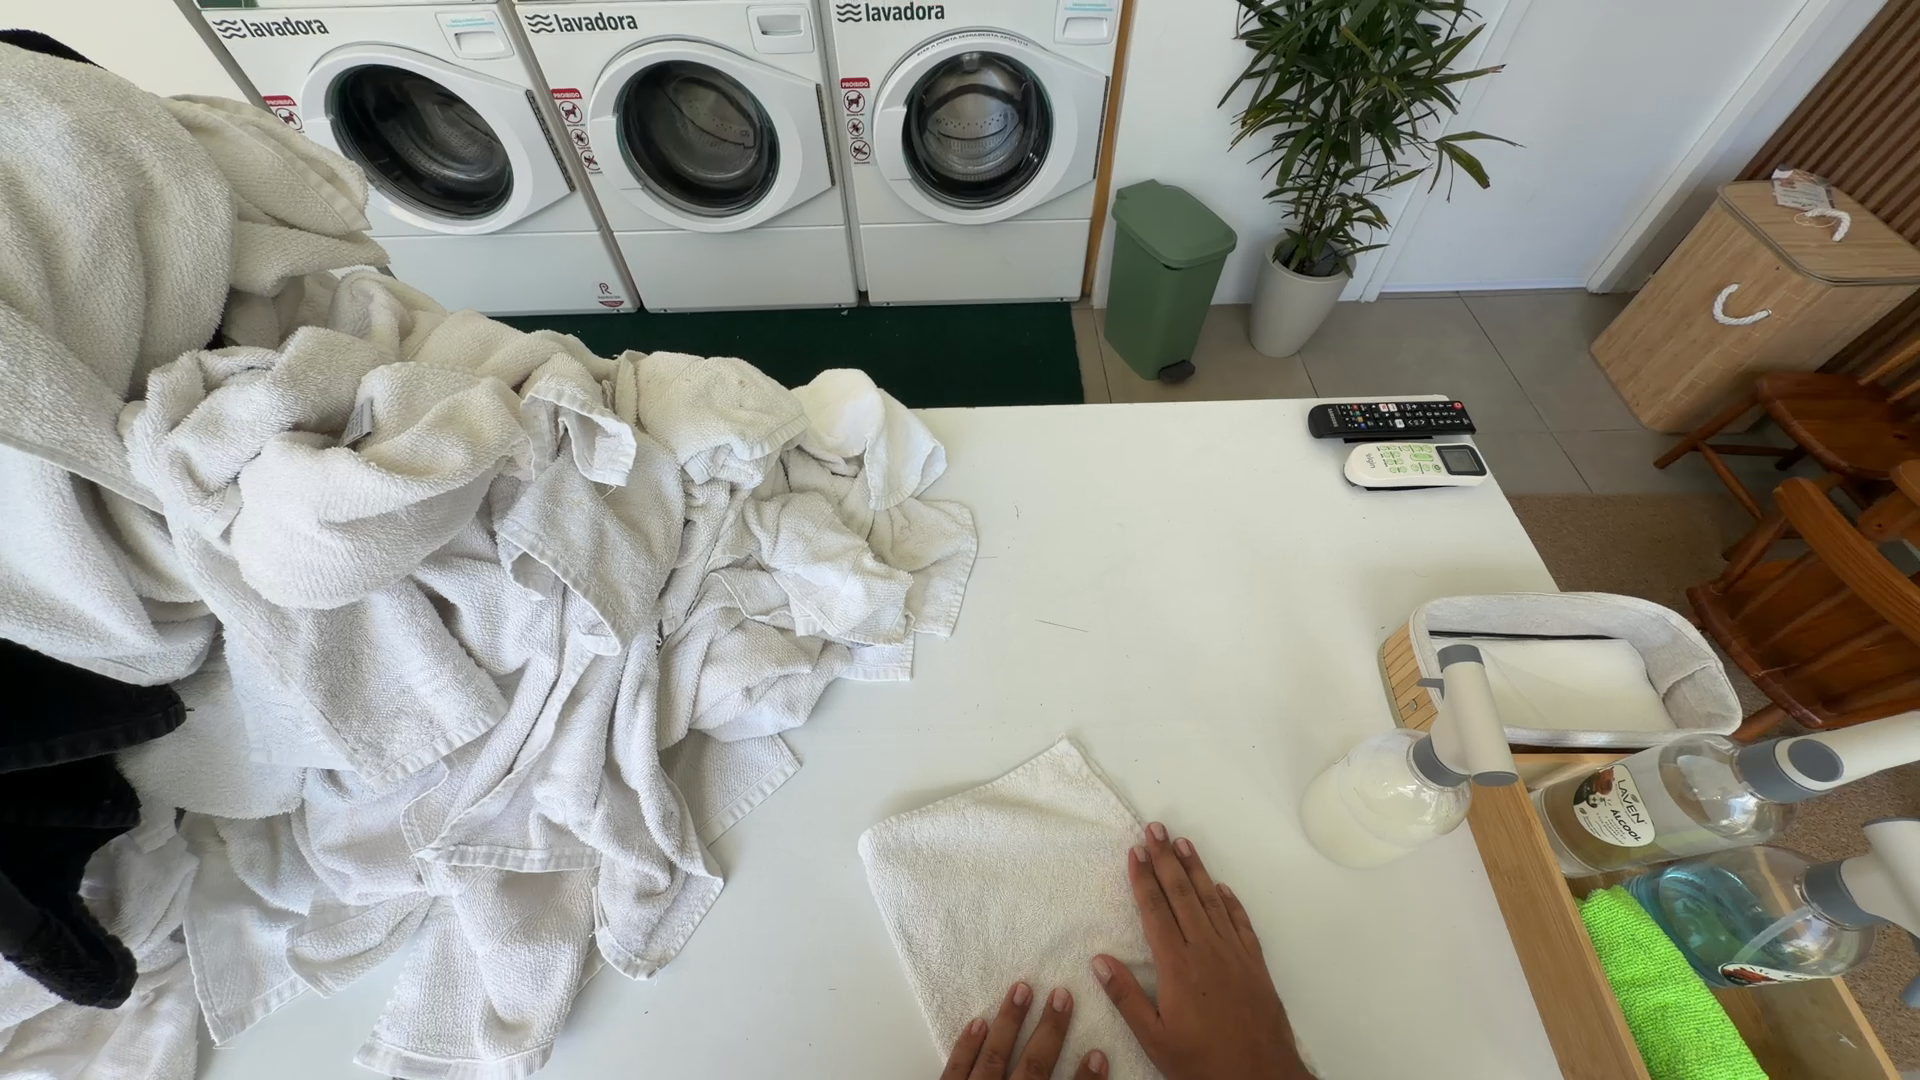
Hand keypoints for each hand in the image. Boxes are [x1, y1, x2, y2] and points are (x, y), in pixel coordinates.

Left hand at [942, 980, 1107, 1079]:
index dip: (1085, 1079)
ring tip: (1022, 988)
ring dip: (1010, 1022)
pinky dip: (966, 1046)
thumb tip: (1084, 1067)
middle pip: (1033, 1067)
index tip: (1099, 1053)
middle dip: (1050, 1031)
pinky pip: (955, 1070)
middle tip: (1063, 994)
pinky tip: (978, 1022)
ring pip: (995, 1058)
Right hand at [1092, 824, 1308, 1079]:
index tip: (1135, 850)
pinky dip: (1230, 902)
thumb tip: (1099, 960)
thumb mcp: (1155, 1040)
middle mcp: (1205, 949)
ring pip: (1211, 900)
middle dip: (1166, 858)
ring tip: (1184, 842)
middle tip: (1156, 828)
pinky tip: (1222, 887)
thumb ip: (1127, 998)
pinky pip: (1241, 924)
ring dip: (1196, 869)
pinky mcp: (1255, 965)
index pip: (1155, 909)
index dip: (1143, 877)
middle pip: (1182, 893)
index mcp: (1177, 965)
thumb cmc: (1203, 1064)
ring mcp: (1234, 954)